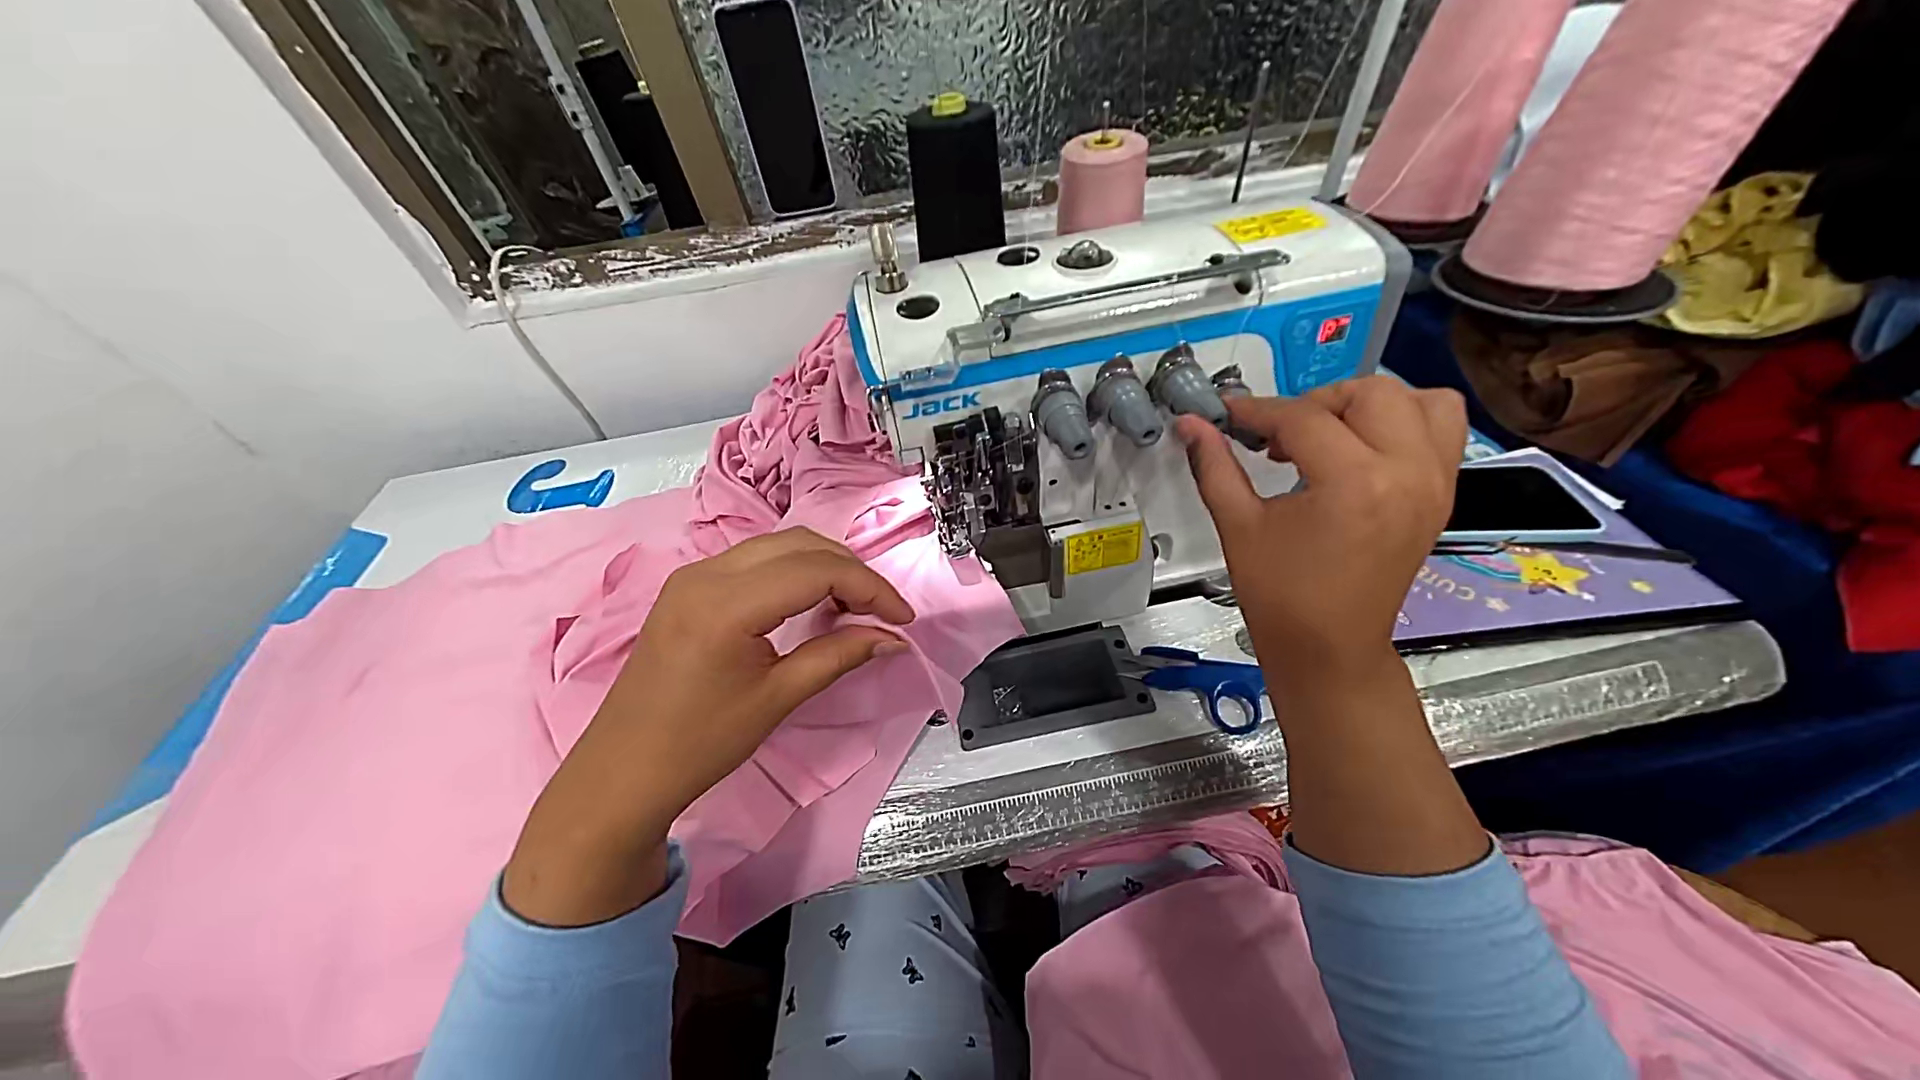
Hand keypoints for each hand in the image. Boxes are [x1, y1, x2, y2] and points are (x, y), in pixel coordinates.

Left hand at [502, 528, 914, 925]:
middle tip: (882, 610)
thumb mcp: (778, 698)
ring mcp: (692, 575)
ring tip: (854, 605)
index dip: (870, 588)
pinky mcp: (688, 586)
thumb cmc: (700, 744)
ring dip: (824, 566)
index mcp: (726, 604)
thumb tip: (892, 638)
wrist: (622, 772)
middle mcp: (706, 573)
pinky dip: (793, 571)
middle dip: (851, 570)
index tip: (902, 619)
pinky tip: (811, 600)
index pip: (818, 570)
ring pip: (778, 545)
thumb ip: (839, 656)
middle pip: (800, 545)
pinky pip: (755, 559)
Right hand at [1176, 377, 1466, 685]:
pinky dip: (1406, 421)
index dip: (1257, 411)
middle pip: (1369, 394)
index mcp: (1354, 484)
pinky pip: (1443, 429)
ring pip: (1419, 400)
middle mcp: (1406, 474)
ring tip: (1330, 433)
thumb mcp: (1239, 525)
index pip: (1303, 418)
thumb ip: (1215, 466)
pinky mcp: (1441, 494)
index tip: (1229, 415)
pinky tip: (1363, 447)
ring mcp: (1434, 483)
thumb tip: (1192, 426)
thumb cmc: (1282, 596)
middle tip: (1280, 434)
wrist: (1329, 646)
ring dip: (1369, 404)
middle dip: (1315, 403)